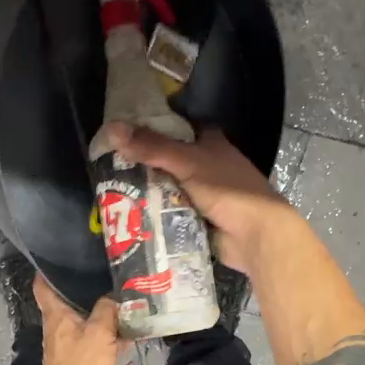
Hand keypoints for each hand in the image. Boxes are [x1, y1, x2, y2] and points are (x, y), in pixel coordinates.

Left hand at [35, 273, 126, 364]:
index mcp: (55, 316)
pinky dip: (113, 336)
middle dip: (89, 288)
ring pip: (89, 322)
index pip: (43, 285)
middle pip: (72, 301)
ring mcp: (72, 346)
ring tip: (129, 294)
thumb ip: (108, 310)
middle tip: (111, 269)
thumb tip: (115, 297)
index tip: (65, 253)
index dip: (49, 268)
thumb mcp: (99, 333)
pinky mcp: (85, 362)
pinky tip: (133, 329)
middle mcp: (60, 328)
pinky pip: (100, 342)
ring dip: (106, 313)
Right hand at [103, 123, 300, 273]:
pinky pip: (172, 216)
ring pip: (168, 190)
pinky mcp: (200, 221)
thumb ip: (152, 148)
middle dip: (143, 168)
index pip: (175, 129)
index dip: (151, 130)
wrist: (255, 235)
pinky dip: (157, 218)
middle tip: (109, 170)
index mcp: (210, 143)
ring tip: (113, 196)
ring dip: (148, 195)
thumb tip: (112, 129)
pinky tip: (133, 219)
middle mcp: (207, 166)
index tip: (121, 135)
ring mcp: (204, 196)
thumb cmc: (227, 189)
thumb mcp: (187, 162)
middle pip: (168, 163)